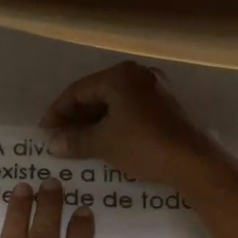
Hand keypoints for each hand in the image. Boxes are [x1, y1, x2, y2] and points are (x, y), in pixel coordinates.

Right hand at [40, 61, 227, 188]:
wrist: (193, 162)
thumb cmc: (143, 145)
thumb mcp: (103, 143)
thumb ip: (74, 140)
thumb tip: (51, 143)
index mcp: (120, 75)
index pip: (78, 90)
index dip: (58, 112)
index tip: (44, 131)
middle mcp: (138, 74)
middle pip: (97, 94)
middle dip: (76, 117)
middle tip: (58, 138)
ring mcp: (156, 89)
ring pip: (115, 104)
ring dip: (94, 122)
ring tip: (77, 143)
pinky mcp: (167, 107)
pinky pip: (131, 111)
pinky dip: (114, 124)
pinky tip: (103, 142)